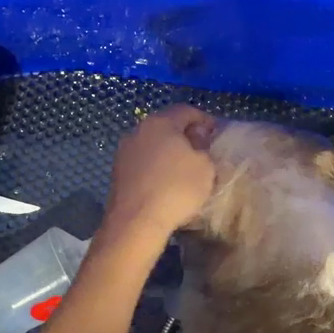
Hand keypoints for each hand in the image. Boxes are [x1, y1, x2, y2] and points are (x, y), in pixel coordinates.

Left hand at [105, 105, 217, 237]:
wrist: (136, 221)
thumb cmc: (176, 189)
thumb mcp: (204, 166)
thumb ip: (203, 146)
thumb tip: (196, 137)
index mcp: (160, 122)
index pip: (186, 110)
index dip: (204, 119)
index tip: (216, 132)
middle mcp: (138, 130)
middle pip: (166, 125)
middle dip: (185, 134)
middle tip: (202, 148)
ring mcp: (124, 151)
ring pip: (152, 143)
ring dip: (168, 150)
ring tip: (184, 166)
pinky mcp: (118, 172)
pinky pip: (143, 161)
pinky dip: (156, 165)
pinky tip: (165, 180)